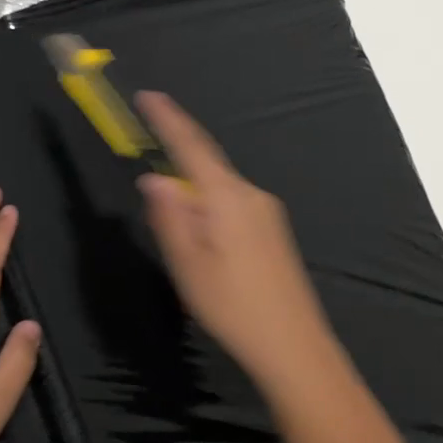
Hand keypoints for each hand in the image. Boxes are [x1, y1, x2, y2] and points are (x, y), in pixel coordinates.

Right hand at [136, 92, 340, 392]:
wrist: (294, 347)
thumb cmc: (233, 306)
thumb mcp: (188, 264)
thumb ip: (169, 216)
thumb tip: (153, 178)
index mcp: (227, 197)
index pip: (192, 145)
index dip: (169, 119)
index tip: (148, 96)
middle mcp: (251, 195)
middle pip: (206, 168)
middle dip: (178, 173)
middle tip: (156, 210)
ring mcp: (267, 213)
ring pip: (218, 192)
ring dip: (194, 203)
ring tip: (182, 247)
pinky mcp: (273, 233)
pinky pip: (232, 207)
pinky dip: (210, 215)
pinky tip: (206, 251)